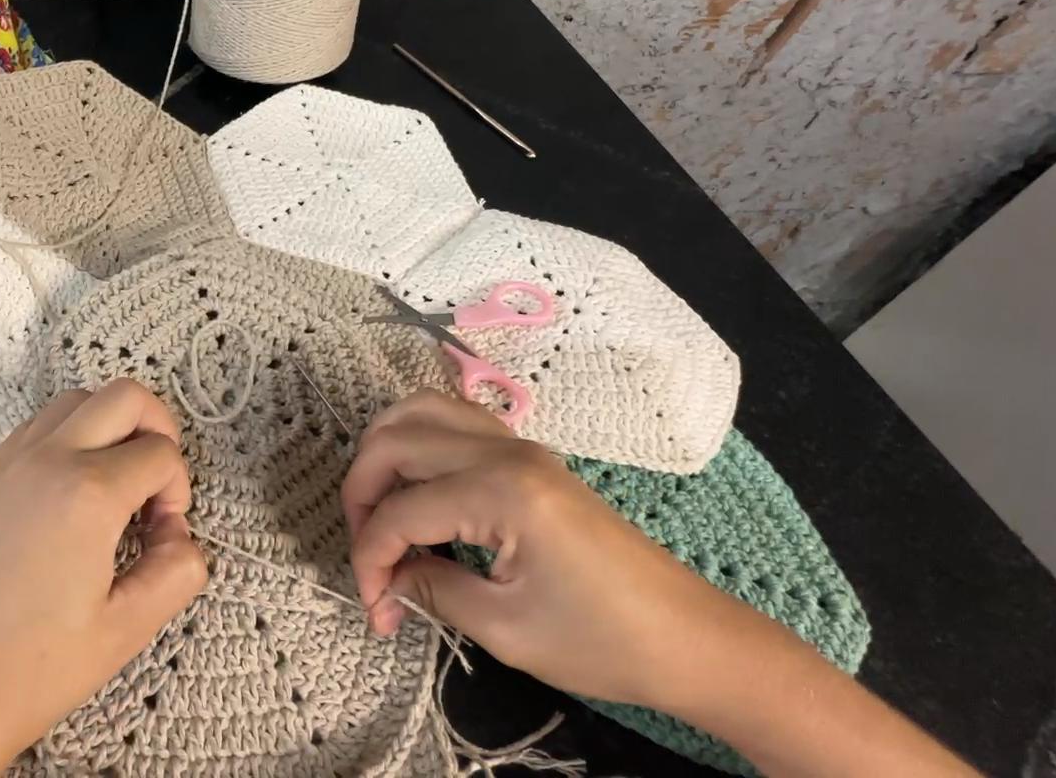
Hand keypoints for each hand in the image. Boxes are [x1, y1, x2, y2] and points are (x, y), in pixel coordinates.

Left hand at [0, 379, 209, 776]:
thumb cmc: (29, 668)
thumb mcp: (126, 629)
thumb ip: (177, 571)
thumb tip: (180, 535)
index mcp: (88, 494)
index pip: (160, 452)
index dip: (179, 489)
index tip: (165, 531)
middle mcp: (49, 459)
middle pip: (125, 395)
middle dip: (159, 426)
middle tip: (159, 479)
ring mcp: (13, 460)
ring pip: (79, 399)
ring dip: (112, 423)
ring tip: (118, 481)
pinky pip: (40, 422)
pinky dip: (71, 433)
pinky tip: (75, 486)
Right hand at [341, 388, 798, 713]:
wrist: (694, 640)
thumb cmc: (605, 643)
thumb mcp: (506, 629)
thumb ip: (430, 589)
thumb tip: (384, 578)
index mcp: (501, 491)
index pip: (401, 510)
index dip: (369, 557)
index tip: (373, 607)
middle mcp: (503, 450)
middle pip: (396, 442)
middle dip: (362, 495)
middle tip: (366, 555)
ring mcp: (516, 443)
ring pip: (418, 411)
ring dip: (383, 455)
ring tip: (380, 511)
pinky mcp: (526, 453)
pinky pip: (452, 419)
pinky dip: (417, 442)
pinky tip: (417, 487)